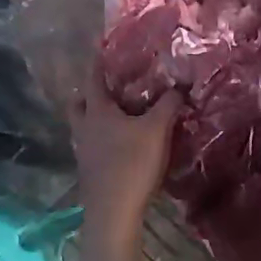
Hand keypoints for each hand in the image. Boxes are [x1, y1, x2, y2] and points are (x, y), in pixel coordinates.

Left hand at [69, 65, 181, 243]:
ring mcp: (85, 151)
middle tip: (111, 86)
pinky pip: (94, 142)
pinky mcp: (92, 169)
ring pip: (85, 125)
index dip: (98, 63)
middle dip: (91, 93)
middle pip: (80, 104)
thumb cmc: (133, 163)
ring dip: (98, 116)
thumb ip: (169, 103)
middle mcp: (85, 128)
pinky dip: (106, 135)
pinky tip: (126, 140)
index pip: (94, 80)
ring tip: (123, 112)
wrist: (113, 212)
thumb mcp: (159, 128)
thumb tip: (180, 85)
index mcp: (98, 113)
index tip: (102, 48)